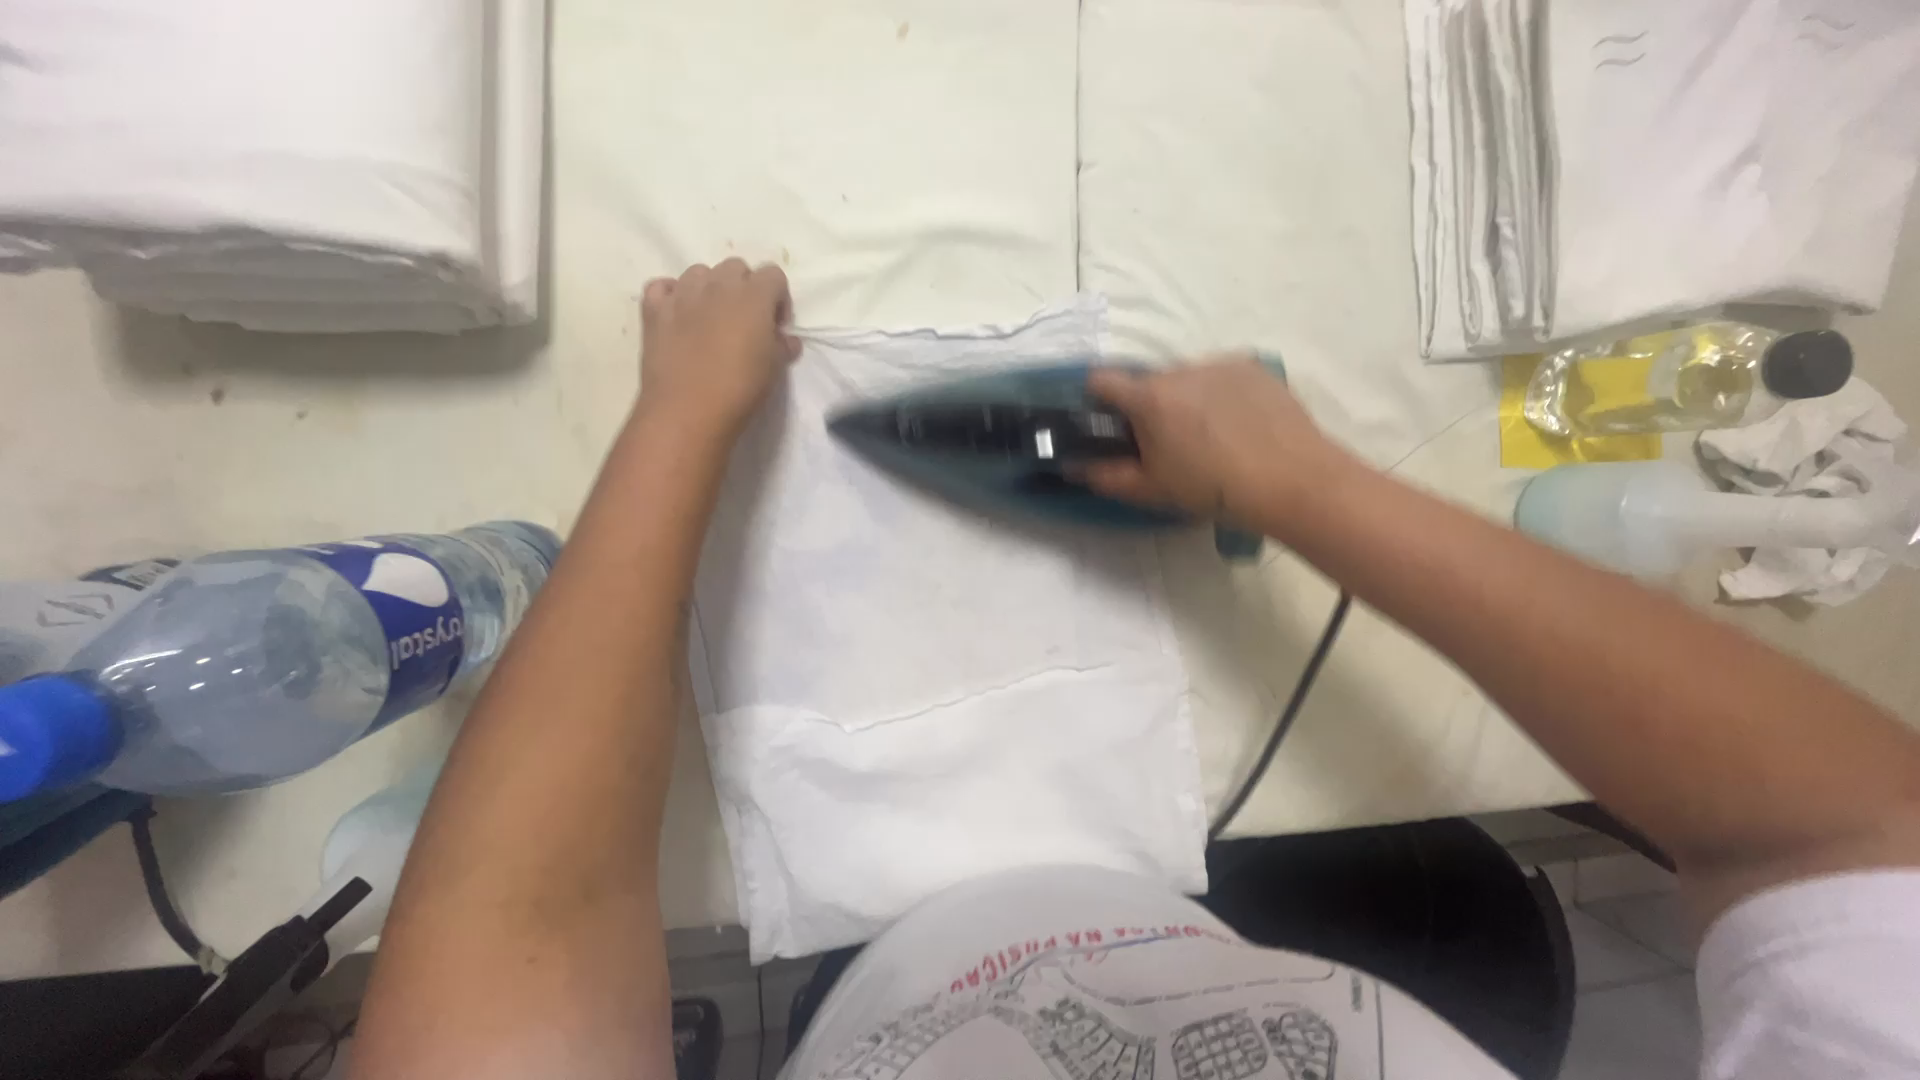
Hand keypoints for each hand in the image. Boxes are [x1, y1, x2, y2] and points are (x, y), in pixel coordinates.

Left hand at [636, 259, 800, 440]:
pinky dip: (671, 295)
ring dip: (709, 289)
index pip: (773, 274)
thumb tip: (785, 339)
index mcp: (753, 296)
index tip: (775, 326)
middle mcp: (717, 285)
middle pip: (736, 267)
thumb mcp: (775, 369)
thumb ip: (783, 346)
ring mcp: (682, 294)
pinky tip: (677, 317)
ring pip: (699, 272)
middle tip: (744, 321)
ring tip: (710, 319)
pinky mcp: (654, 309)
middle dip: (744, 287)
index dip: (778, 298)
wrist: (688, 410)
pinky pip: (662, 287)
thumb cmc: (740, 389)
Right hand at [1082, 355, 1347, 527]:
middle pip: (1149, 382)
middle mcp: (1180, 370)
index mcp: (1148, 398)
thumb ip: (1104, 475)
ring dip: (1187, 400)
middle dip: (1149, 407)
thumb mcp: (1151, 490)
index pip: (1101, 380)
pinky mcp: (1254, 366)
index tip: (1108, 423)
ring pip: (1187, 379)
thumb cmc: (1212, 489)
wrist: (1292, 481)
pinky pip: (1222, 376)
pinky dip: (1221, 395)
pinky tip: (1240, 425)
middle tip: (1168, 445)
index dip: (1097, 399)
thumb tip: (1071, 465)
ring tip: (1212, 437)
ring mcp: (1220, 364)